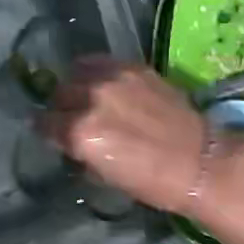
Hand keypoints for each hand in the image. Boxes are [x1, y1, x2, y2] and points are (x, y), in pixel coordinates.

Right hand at [37, 57, 233, 214]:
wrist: (199, 161)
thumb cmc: (151, 181)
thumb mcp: (102, 174)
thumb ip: (79, 149)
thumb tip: (67, 138)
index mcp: (80, 132)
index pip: (44, 122)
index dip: (46, 129)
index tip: (50, 132)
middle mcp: (91, 98)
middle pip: (59, 93)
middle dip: (61, 106)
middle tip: (70, 115)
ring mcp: (112, 78)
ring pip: (76, 72)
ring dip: (76, 85)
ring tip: (86, 95)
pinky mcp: (133, 66)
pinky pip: (100, 61)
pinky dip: (95, 71)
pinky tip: (102, 82)